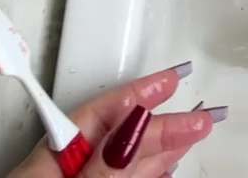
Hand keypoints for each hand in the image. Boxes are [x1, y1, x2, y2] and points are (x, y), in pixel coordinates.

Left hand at [6, 65, 219, 177]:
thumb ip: (103, 168)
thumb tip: (137, 124)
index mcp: (44, 164)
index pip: (98, 114)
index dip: (138, 92)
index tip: (173, 78)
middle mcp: (58, 175)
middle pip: (117, 138)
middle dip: (163, 125)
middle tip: (203, 115)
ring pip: (122, 163)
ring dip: (161, 148)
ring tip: (193, 130)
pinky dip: (147, 172)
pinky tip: (164, 166)